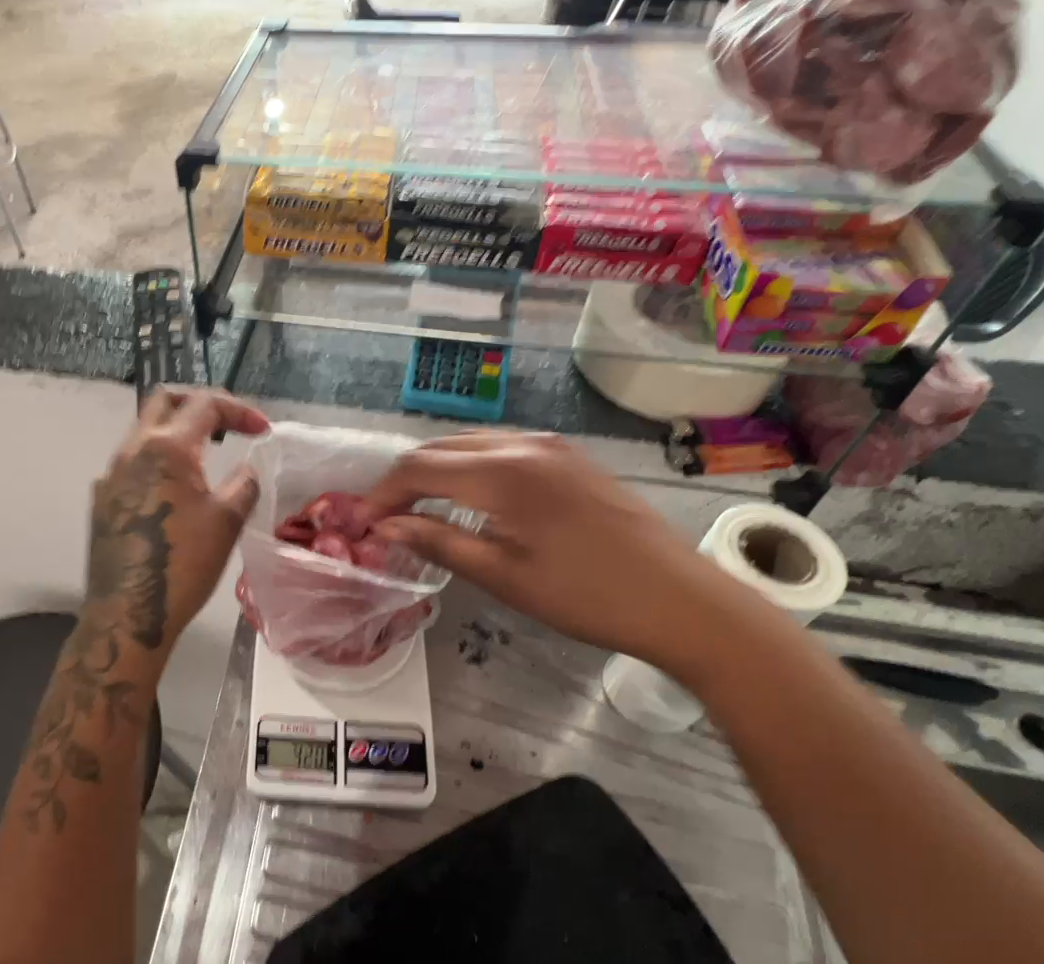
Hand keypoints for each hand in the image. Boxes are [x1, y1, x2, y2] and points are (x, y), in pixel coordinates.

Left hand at [85, 387, 269, 649]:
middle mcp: (132, 449)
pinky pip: (133, 461)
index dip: (239, 410)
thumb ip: (243, 483)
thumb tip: (248, 467)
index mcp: (166, 448)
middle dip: (201, 403)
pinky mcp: (102, 497)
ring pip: (145, 429)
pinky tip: (176, 488)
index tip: (262, 430)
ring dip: (178, 430)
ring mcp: (111, 473)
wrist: (128, 614)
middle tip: (229, 424)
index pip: (205, 404)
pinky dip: (160, 458)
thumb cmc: (184, 565)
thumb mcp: (227, 521)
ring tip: (208, 453)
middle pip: (165, 401)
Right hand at [363, 432, 765, 668]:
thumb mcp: (503, 576)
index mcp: (502, 471)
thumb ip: (438, 542)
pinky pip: (502, 449)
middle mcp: (523, 443)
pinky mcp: (569, 457)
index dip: (384, 492)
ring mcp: (551, 446)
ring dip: (438, 470)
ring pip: (471, 445)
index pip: (419, 467)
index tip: (364, 522)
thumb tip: (385, 526)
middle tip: (387, 517)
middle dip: (406, 479)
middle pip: (442, 447)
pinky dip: (472, 468)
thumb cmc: (586, 595)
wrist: (678, 599)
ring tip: (420, 509)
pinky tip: (470, 499)